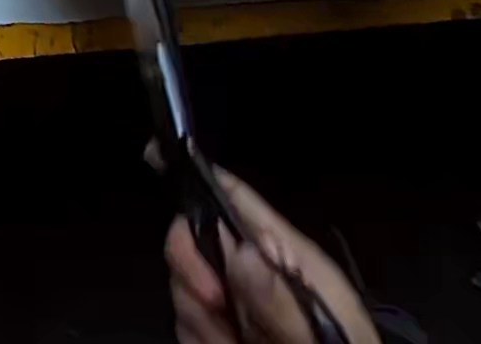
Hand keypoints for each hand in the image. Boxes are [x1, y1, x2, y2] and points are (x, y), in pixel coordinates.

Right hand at [164, 170, 380, 343]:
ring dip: (195, 313)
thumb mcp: (326, 334)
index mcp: (287, 254)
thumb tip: (239, 251)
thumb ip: (282, 297)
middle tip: (214, 307)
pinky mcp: (224, 333)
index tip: (154, 155)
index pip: (234, 195)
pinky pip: (187, 319)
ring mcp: (239, 304)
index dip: (197, 172)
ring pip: (185, 279)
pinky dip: (196, 336)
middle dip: (189, 265)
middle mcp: (257, 270)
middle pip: (196, 233)